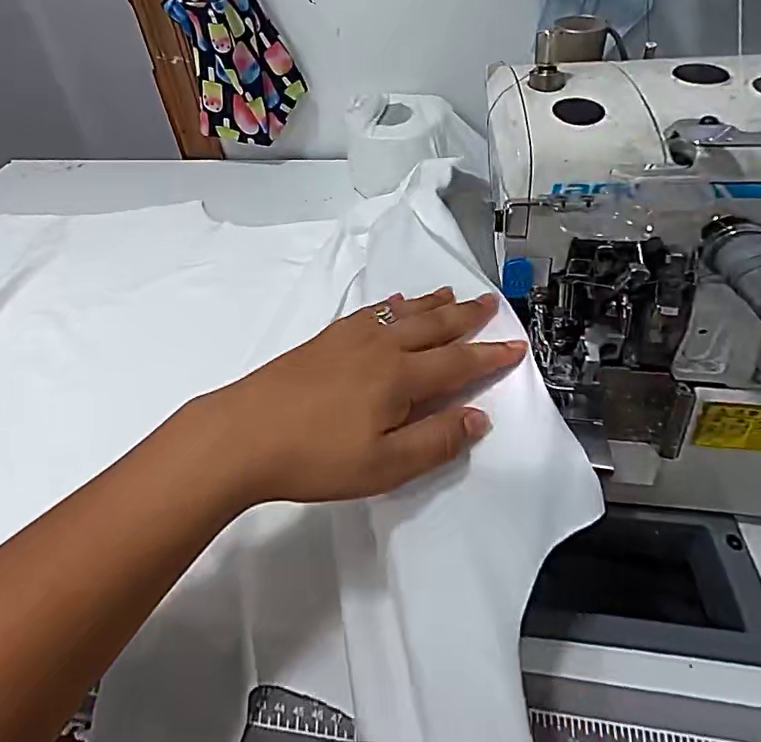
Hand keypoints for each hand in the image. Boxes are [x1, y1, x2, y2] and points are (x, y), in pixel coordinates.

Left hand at [183, 288, 524, 505]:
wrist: (244, 432)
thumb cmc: (316, 457)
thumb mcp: (385, 466)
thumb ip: (435, 441)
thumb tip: (478, 418)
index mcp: (400, 377)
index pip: (457, 362)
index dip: (489, 356)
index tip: (515, 346)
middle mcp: (381, 347)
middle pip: (433, 325)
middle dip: (466, 316)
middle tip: (490, 303)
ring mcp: (350, 338)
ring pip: (403, 312)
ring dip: (432, 303)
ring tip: (452, 294)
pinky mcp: (325, 338)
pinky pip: (371, 311)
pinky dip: (392, 305)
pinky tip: (394, 303)